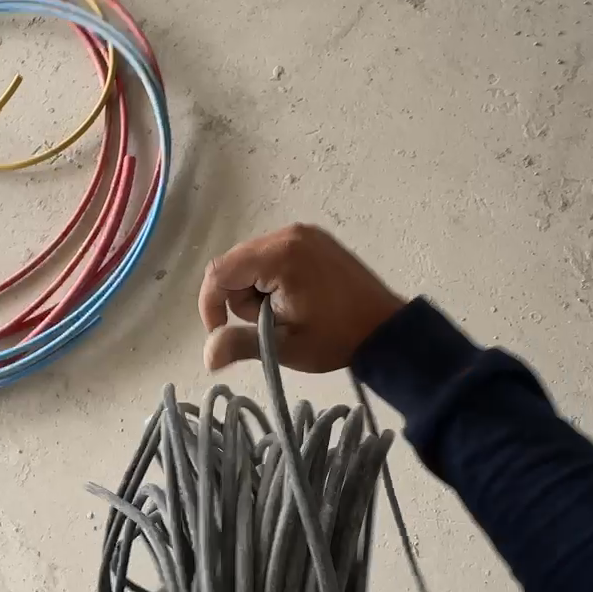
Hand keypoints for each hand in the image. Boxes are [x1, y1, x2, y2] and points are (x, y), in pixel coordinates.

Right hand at [198, 224, 405, 372]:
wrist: (386, 328)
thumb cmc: (336, 338)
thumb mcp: (284, 346)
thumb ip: (240, 344)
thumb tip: (206, 358)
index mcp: (280, 255)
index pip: (220, 272)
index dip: (210, 303)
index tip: (220, 331)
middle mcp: (288, 234)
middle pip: (234, 265)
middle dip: (239, 299)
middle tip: (268, 324)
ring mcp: (303, 233)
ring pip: (251, 261)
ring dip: (256, 291)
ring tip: (284, 313)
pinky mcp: (313, 239)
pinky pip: (272, 256)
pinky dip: (271, 280)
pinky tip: (292, 300)